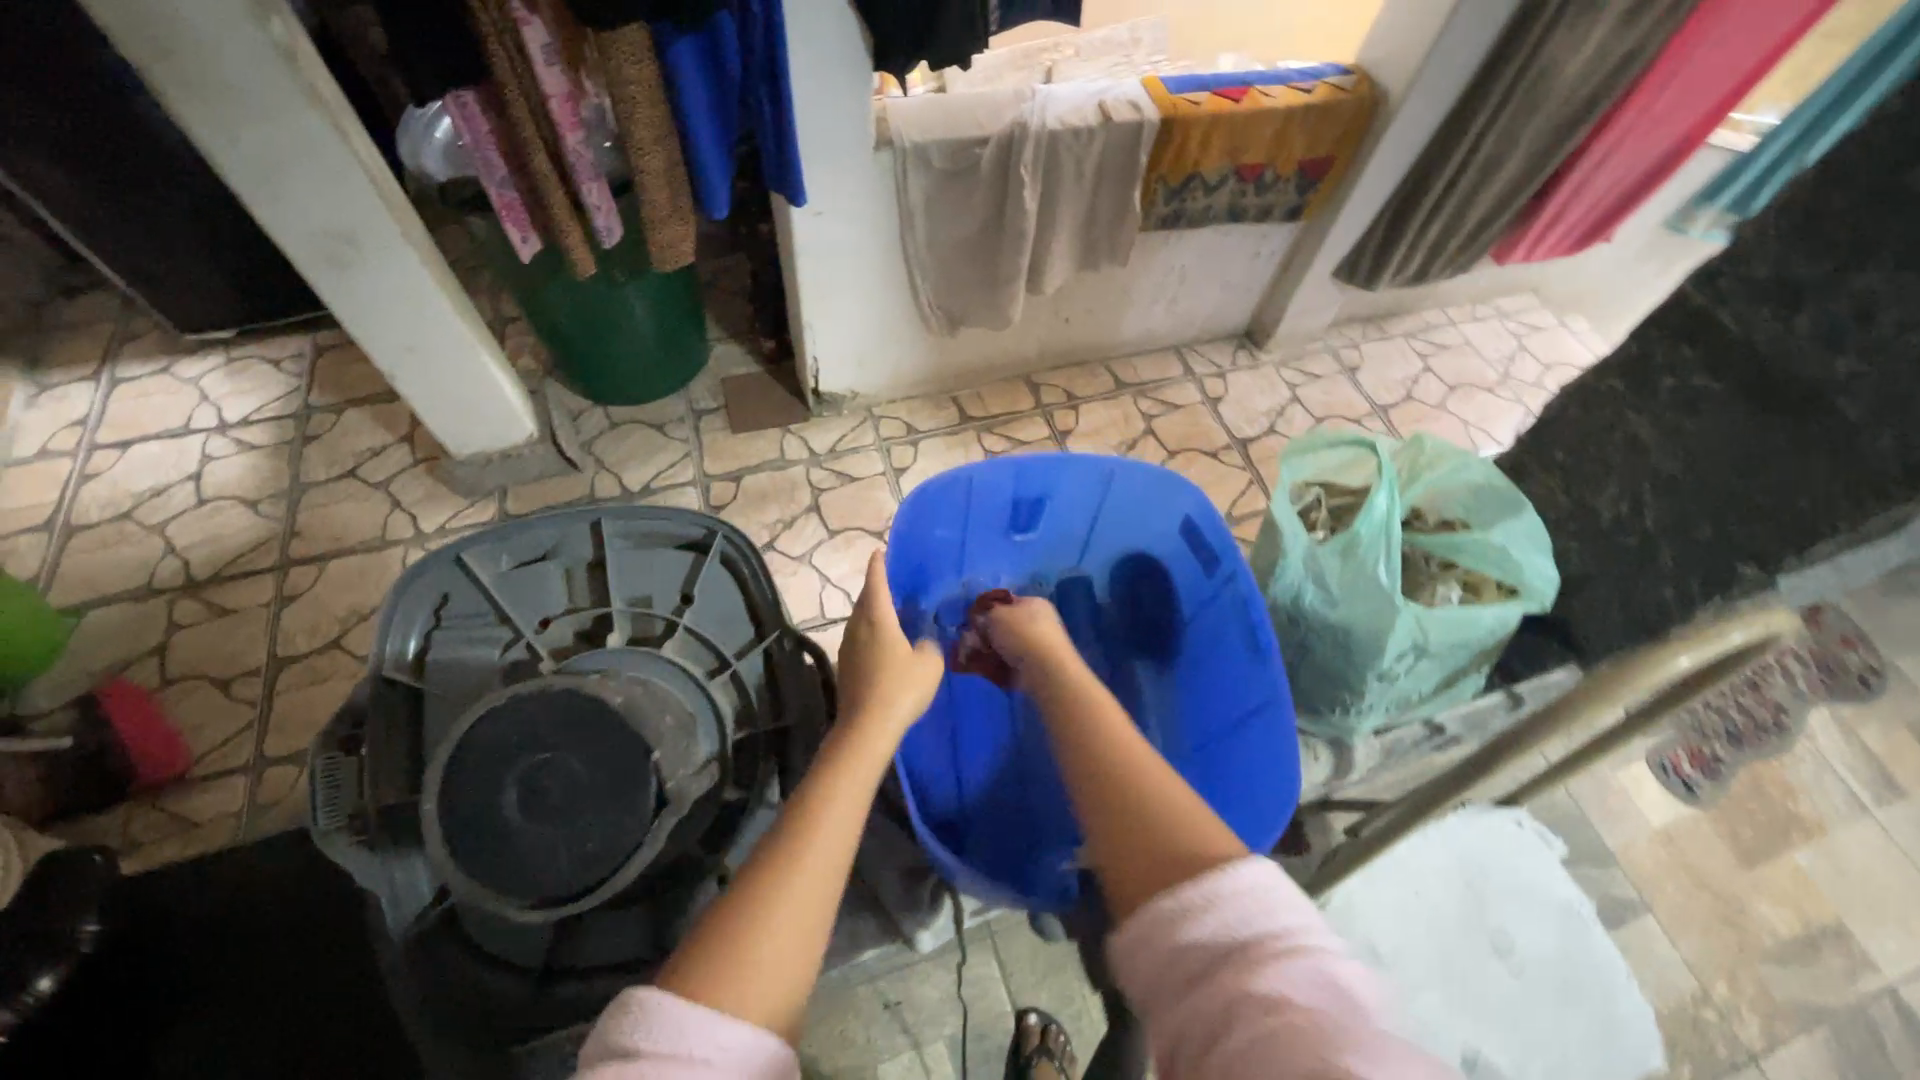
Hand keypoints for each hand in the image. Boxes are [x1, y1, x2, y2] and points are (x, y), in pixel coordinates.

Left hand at [836, 552, 944, 740]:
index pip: (876, 582)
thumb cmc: (901, 688)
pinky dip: (870, 633)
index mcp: (878, 618)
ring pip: (860, 620)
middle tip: (891, 583)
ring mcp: (848, 647)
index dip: (879, 566)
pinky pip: (859, 639)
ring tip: (890, 612)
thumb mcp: (930, 663)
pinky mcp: (846, 666)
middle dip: (876, 588)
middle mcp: (858, 627)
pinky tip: (884, 644)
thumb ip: (929, 644)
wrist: (867, 726)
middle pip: (865, 600)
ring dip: (872, 612)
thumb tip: (922, 642)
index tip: (879, 552)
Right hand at [979, 595, 1081, 686]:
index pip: (1005, 602)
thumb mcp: (995, 614)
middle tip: (969, 639)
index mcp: (1033, 603)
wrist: (1043, 671)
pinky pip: (1004, 664)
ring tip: (970, 655)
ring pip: (1001, 646)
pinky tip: (978, 668)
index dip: (986, 609)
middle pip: (1002, 626)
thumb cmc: (1020, 633)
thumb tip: (980, 620)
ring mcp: (1034, 647)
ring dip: (984, 651)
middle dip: (983, 633)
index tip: (971, 619)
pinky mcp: (1030, 668)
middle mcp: (1036, 623)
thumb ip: (984, 614)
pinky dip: (990, 666)